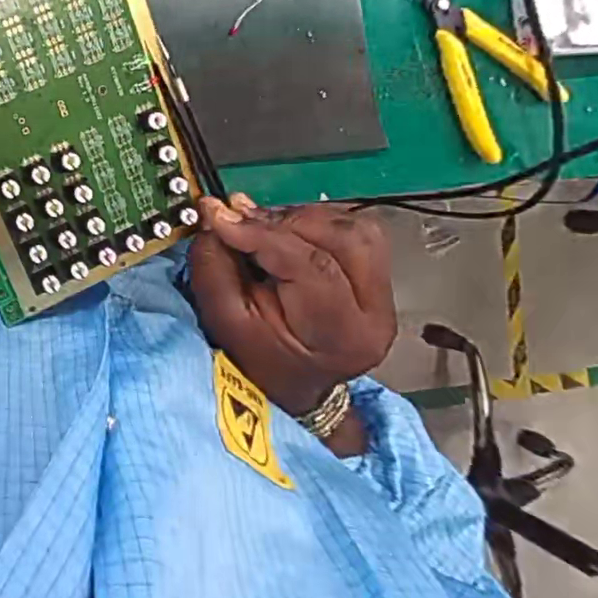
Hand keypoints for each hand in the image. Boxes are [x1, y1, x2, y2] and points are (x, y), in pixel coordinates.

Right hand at [187, 194, 396, 414]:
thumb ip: (213, 266)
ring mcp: (384, 294)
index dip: (258, 232)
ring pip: (353, 227)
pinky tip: (279, 231)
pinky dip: (310, 222)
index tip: (217, 214)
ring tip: (258, 225)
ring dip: (299, 217)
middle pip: (344, 237)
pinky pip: (351, 230)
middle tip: (239, 218)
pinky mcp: (377, 277)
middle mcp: (377, 311)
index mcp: (341, 333)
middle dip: (284, 219)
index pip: (309, 263)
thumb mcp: (222, 319)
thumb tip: (215, 217)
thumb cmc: (252, 358)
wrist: (286, 383)